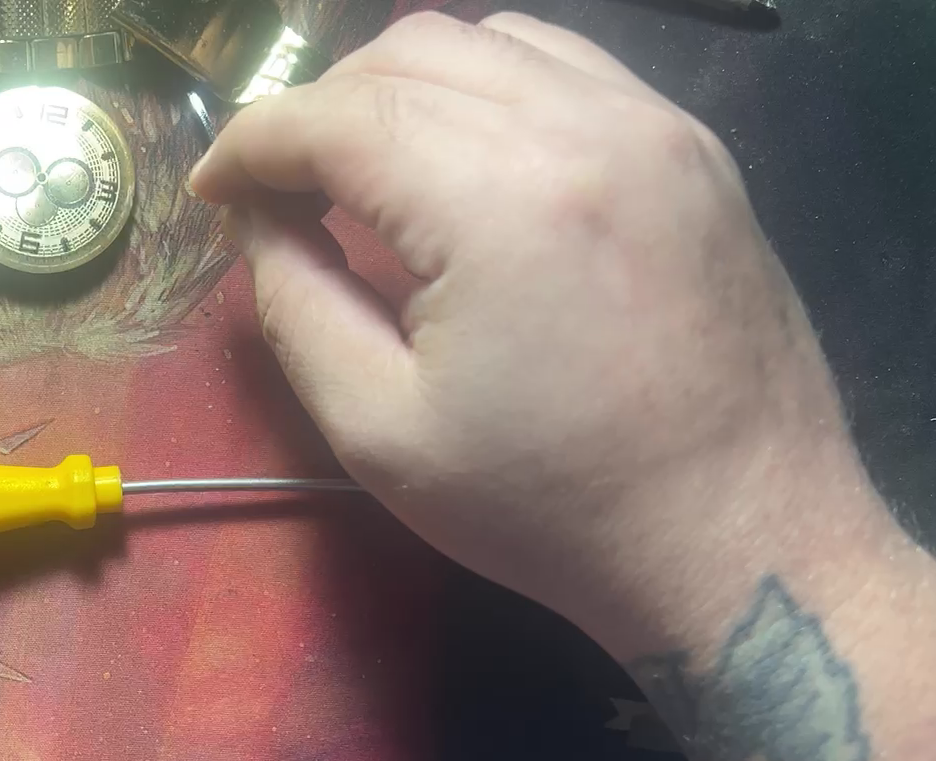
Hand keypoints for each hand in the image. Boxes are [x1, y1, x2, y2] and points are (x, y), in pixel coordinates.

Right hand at [190, 12, 881, 651]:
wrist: (729, 537)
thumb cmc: (533, 503)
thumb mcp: (372, 426)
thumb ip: (297, 303)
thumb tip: (260, 219)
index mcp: (502, 203)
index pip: (340, 117)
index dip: (250, 142)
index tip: (206, 192)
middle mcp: (588, 126)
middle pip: (404, 58)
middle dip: (306, 115)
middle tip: (264, 195)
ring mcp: (655, 124)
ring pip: (479, 46)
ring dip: (381, 97)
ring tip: (339, 178)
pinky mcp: (686, 149)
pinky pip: (550, 69)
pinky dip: (463, 94)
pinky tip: (435, 167)